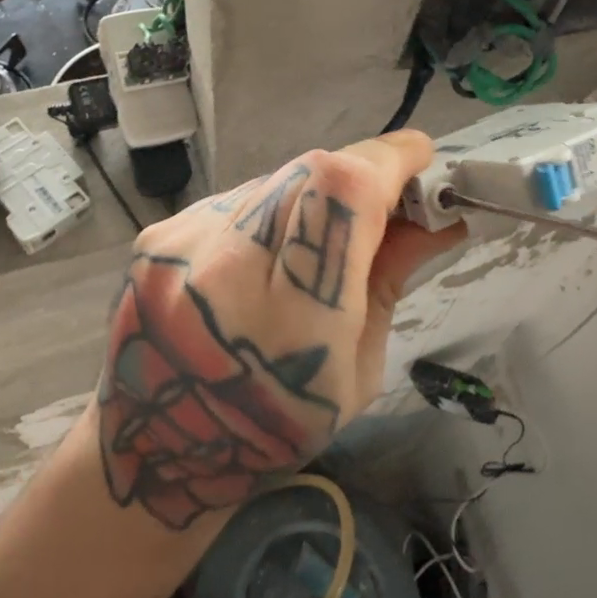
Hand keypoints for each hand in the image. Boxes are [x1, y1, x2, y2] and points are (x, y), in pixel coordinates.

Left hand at [93, 132, 465, 530]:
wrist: (158, 441)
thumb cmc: (274, 427)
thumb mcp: (355, 373)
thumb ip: (388, 284)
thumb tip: (438, 218)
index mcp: (292, 316)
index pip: (342, 193)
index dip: (389, 160)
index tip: (421, 155)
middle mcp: (228, 262)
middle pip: (311, 170)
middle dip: (361, 173)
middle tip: (384, 202)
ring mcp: (184, 241)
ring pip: (274, 178)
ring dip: (313, 195)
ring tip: (314, 247)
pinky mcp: (159, 235)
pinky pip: (236, 199)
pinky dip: (268, 212)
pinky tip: (262, 260)